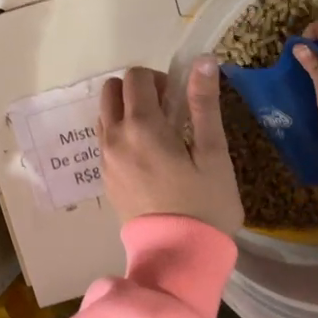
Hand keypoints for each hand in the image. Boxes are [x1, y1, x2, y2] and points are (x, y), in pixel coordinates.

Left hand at [99, 59, 243, 232]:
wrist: (179, 256)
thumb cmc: (204, 204)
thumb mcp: (213, 153)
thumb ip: (204, 104)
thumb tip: (202, 60)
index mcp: (141, 126)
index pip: (135, 77)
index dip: (159, 79)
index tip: (179, 100)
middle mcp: (115, 138)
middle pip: (112, 90)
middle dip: (138, 91)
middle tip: (169, 113)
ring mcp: (106, 160)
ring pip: (105, 115)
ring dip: (127, 112)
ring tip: (159, 136)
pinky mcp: (106, 179)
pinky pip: (106, 141)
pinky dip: (122, 135)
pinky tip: (150, 158)